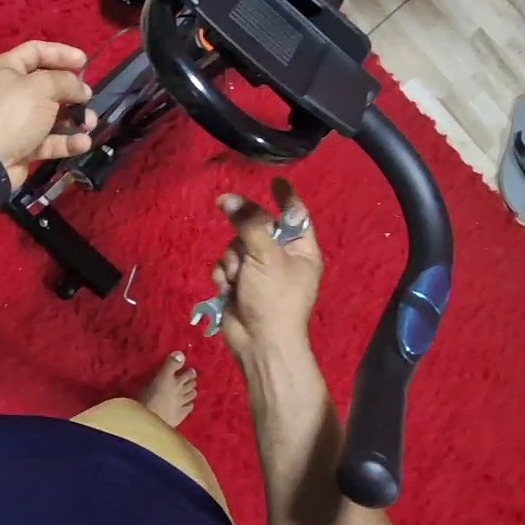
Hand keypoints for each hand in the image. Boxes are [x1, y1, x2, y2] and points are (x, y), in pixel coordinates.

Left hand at [0, 41, 98, 188]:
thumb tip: (81, 90)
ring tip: (90, 123)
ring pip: (50, 114)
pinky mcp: (22, 145)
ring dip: (74, 118)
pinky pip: (48, 139)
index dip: (61, 53)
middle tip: (88, 96)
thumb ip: (67, 81)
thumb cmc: (15, 113)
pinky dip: (65, 141)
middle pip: (46, 84)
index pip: (35, 51)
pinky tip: (82, 143)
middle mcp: (8, 92)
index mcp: (5, 69)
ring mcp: (15, 120)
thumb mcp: (43, 87)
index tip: (84, 62)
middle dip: (71, 91)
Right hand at [212, 179, 322, 361]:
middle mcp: (282, 258)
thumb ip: (248, 224)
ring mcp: (259, 272)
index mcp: (301, 251)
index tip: (275, 181)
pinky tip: (227, 288)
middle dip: (242, 231)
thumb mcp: (265, 256)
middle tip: (224, 206)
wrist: (260, 343)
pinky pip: (226, 265)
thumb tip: (229, 199)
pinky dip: (223, 275)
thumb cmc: (274, 298)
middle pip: (257, 226)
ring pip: (236, 246)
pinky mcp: (240, 284)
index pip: (295, 216)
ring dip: (231, 259)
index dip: (285, 198)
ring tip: (236, 277)